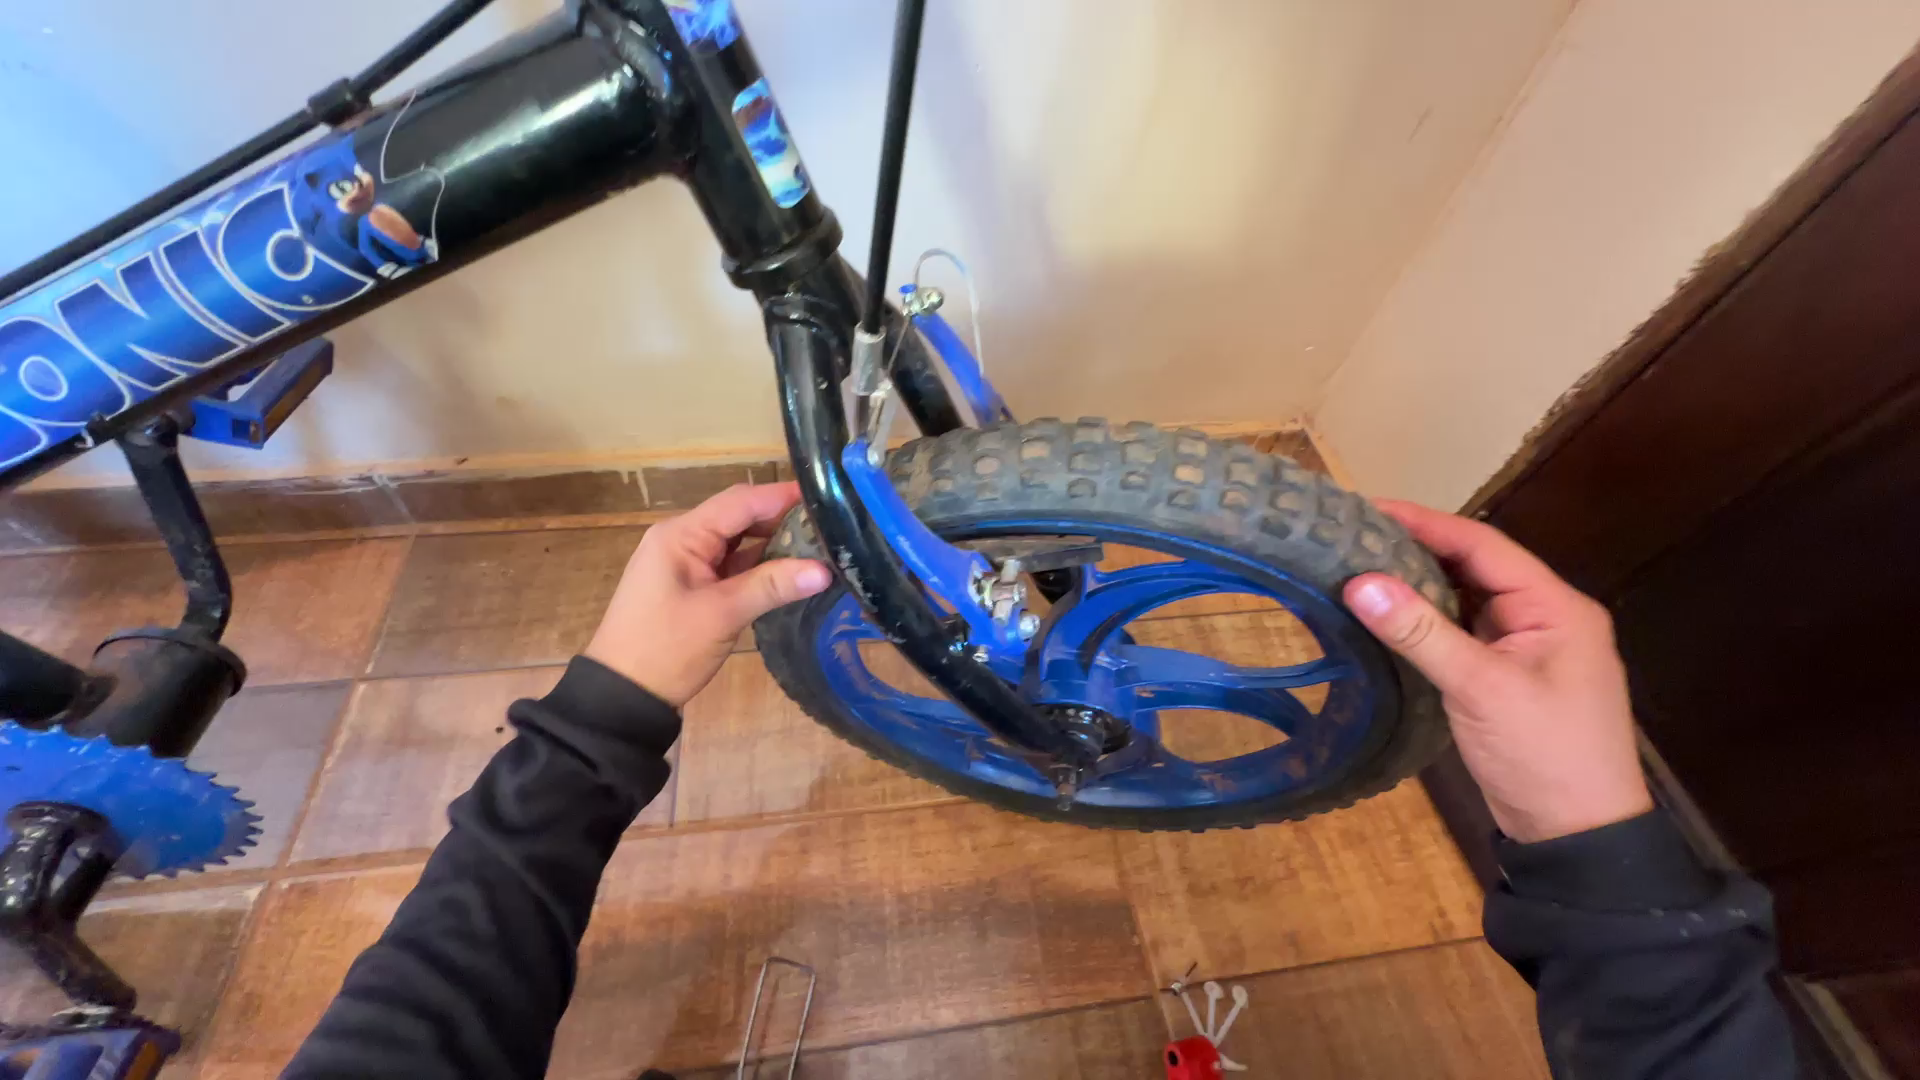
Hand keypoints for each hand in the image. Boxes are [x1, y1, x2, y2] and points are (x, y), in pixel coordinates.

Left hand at [585, 482, 830, 706]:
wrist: (623, 696)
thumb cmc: (666, 648)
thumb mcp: (723, 614)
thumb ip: (774, 586)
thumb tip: (825, 571)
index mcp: (682, 534)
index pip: (742, 501)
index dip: (784, 496)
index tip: (828, 497)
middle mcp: (683, 538)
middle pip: (741, 515)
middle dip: (783, 518)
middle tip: (831, 526)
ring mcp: (687, 561)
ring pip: (739, 540)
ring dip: (774, 542)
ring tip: (820, 546)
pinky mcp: (694, 584)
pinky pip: (733, 563)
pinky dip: (760, 564)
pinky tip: (792, 570)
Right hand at [1342, 500, 1650, 843]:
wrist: (1577, 833)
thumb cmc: (1541, 753)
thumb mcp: (1479, 688)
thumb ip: (1419, 631)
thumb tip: (1358, 582)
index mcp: (1554, 607)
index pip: (1482, 545)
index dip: (1424, 521)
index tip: (1366, 508)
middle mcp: (1541, 616)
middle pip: (1472, 564)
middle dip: (1414, 545)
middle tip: (1351, 534)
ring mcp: (1522, 645)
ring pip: (1463, 595)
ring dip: (1415, 579)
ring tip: (1357, 563)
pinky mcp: (1502, 671)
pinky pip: (1457, 626)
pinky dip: (1421, 613)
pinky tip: (1384, 611)